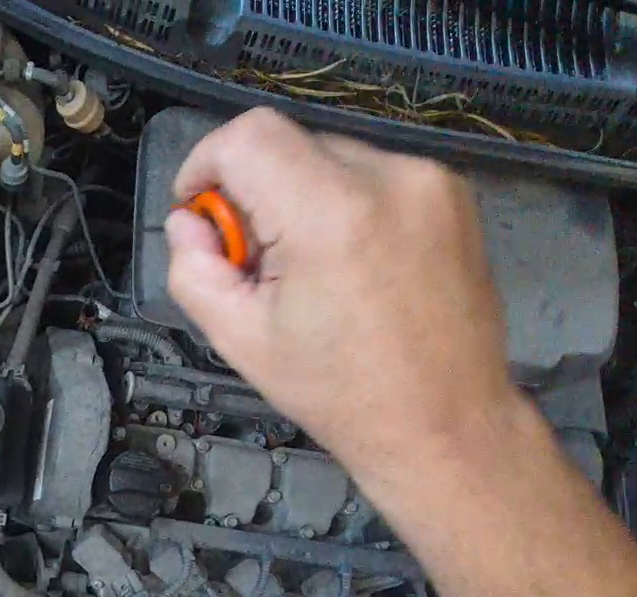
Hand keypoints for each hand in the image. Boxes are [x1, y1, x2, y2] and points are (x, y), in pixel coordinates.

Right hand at [165, 109, 521, 475]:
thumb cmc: (336, 391)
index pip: (247, 137)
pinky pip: (370, 176)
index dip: (204, 164)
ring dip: (295, 201)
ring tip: (304, 271)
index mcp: (328, 215)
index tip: (197, 210)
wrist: (441, 419)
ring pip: (327, 159)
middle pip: (286, 146)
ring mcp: (429, 180)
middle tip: (252, 264)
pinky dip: (339, 206)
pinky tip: (344, 266)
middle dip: (251, 195)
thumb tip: (186, 223)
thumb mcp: (238, 340)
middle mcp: (388, 177)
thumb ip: (194, 271)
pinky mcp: (451, 193)